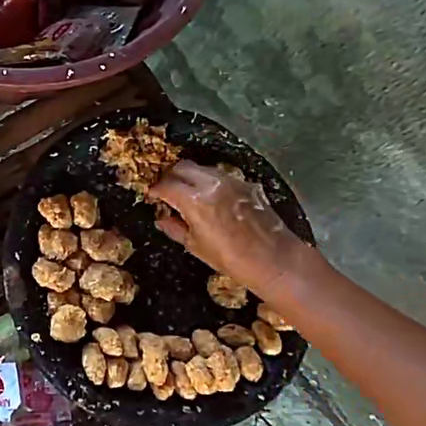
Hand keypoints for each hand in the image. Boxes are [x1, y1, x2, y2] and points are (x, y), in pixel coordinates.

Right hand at [148, 160, 310, 294]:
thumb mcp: (196, 246)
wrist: (273, 259)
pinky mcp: (247, 185)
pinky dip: (212, 183)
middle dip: (172, 176)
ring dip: (193, 177)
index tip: (152, 195)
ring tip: (190, 194)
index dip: (156, 189)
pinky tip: (214, 200)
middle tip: (167, 190)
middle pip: (183, 167)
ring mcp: (232, 181)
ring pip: (204, 169)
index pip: (166, 185)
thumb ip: (176, 228)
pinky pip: (223, 177)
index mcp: (194, 200)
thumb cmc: (231, 259)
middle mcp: (212, 184)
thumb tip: (162, 219)